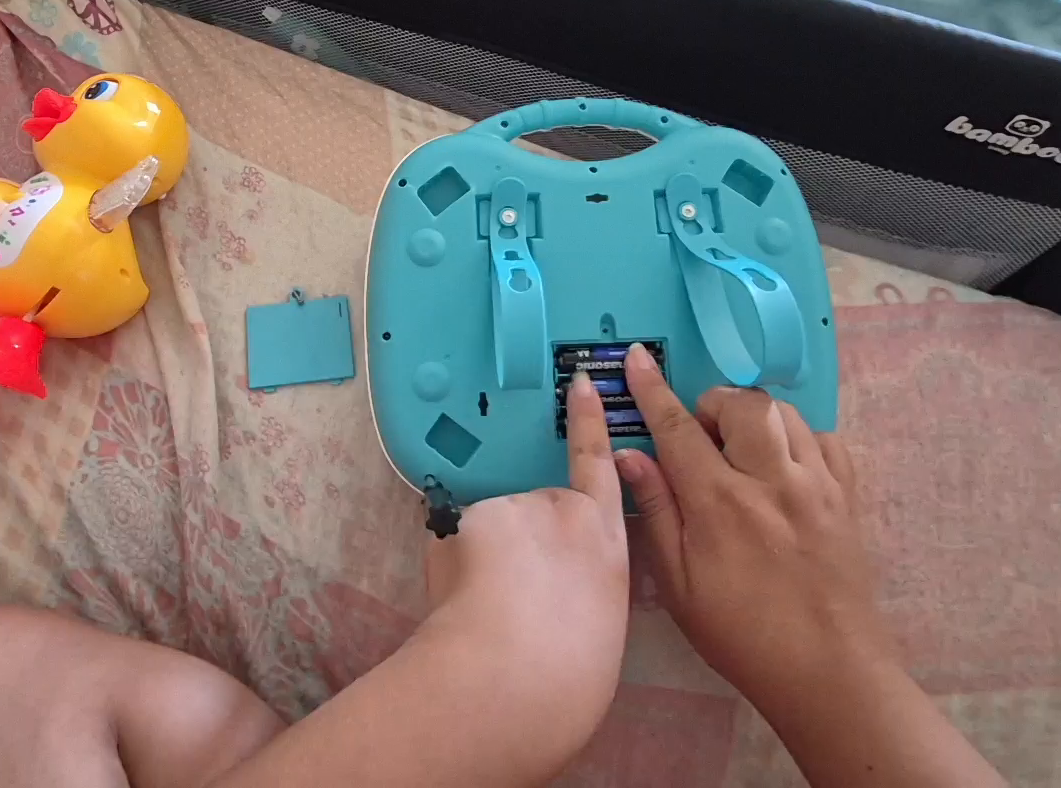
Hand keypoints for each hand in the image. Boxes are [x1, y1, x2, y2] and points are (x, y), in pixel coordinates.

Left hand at [422, 372, 629, 722]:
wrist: (513, 679)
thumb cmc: (570, 675)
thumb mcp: (599, 622)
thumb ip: (581, 583)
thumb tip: (555, 588)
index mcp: (604, 540)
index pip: (598, 463)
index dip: (588, 420)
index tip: (580, 382)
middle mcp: (560, 510)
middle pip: (533, 513)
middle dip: (521, 544)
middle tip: (515, 598)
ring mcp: (513, 507)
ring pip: (492, 528)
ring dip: (488, 556)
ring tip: (488, 606)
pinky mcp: (469, 515)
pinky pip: (459, 538)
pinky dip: (457, 563)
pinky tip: (463, 597)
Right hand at [611, 344, 890, 697]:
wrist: (830, 676)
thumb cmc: (740, 633)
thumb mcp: (678, 583)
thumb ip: (655, 511)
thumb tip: (628, 455)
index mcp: (720, 505)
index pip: (678, 428)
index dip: (652, 388)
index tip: (638, 358)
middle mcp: (772, 483)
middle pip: (743, 404)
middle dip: (714, 404)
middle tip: (702, 436)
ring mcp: (819, 487)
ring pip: (785, 413)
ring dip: (754, 418)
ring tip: (741, 450)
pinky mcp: (851, 498)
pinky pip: (826, 438)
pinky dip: (798, 437)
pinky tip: (784, 465)